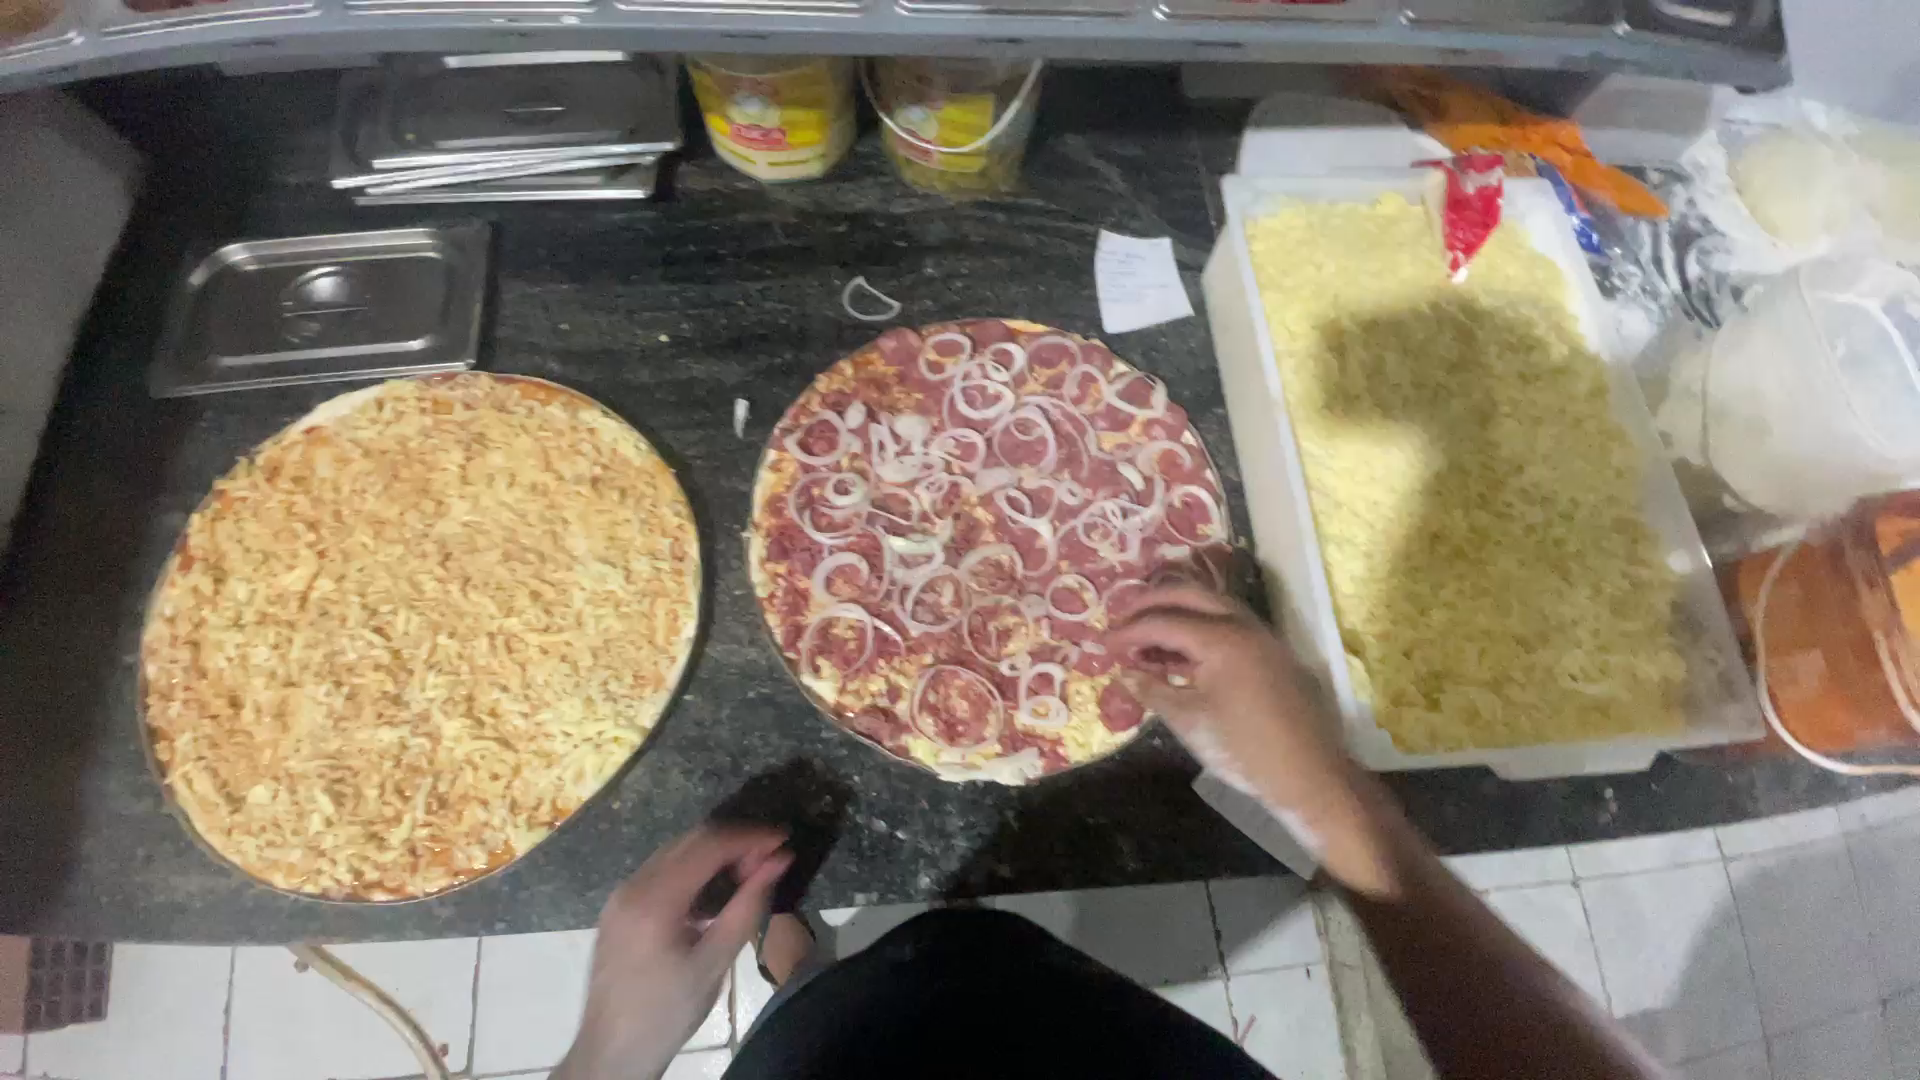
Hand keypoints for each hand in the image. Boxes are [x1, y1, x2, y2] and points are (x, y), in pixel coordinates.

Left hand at [556, 825, 791, 1079]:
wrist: (610, 1056)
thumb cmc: (667, 1013)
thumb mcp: (715, 962)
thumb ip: (748, 905)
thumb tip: (780, 860)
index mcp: (654, 899)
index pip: (709, 844)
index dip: (751, 836)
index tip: (784, 839)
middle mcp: (633, 885)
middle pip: (693, 840)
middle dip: (736, 841)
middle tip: (770, 858)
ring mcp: (622, 894)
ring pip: (678, 850)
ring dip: (717, 852)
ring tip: (750, 871)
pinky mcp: (621, 906)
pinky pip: (665, 868)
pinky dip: (696, 867)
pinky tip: (717, 889)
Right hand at [1104, 585, 1401, 892]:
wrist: (1310, 777)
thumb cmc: (1244, 750)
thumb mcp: (1188, 721)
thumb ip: (1152, 690)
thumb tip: (1126, 674)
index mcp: (1222, 638)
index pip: (1163, 621)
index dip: (1128, 632)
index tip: (1103, 646)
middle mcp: (1244, 625)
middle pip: (1189, 595)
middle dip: (1150, 603)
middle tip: (1121, 620)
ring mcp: (1262, 637)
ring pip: (1211, 606)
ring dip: (1176, 614)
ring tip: (1146, 638)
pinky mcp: (1271, 654)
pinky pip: (1227, 626)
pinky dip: (1198, 630)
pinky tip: (1178, 656)